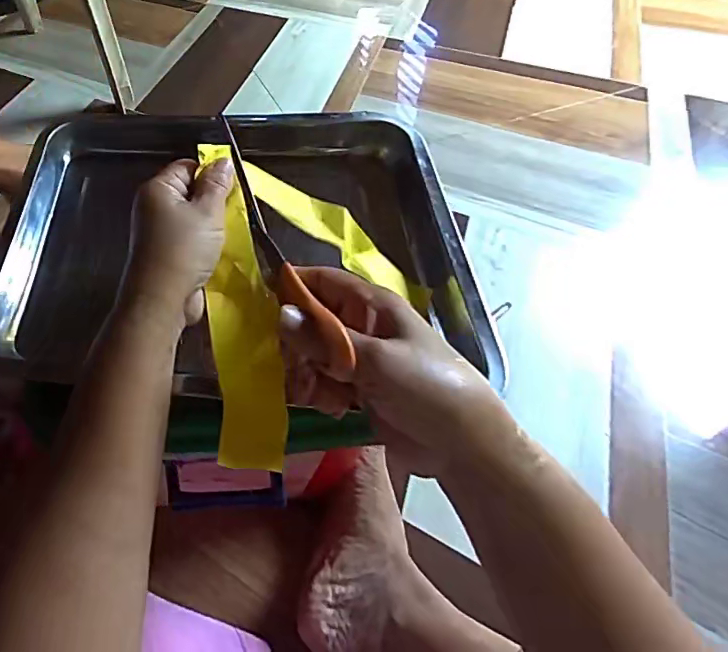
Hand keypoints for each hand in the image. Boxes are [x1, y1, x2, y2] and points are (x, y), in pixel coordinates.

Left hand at [121, 158, 234, 330]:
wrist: (163, 301)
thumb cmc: (181, 252)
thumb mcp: (208, 212)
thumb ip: (217, 185)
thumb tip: (223, 162)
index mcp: (158, 189)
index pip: (187, 166)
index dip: (210, 172)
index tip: (230, 185)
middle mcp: (153, 207)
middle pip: (190, 191)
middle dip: (213, 200)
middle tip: (229, 210)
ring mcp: (159, 231)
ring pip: (193, 216)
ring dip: (211, 224)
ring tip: (223, 233)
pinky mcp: (167, 252)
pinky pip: (190, 238)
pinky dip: (205, 242)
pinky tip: (216, 250)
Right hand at [279, 267, 504, 475]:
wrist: (465, 446)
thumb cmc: (426, 386)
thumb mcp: (376, 360)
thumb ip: (326, 339)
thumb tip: (280, 313)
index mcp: (370, 304)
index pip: (322, 281)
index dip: (292, 287)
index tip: (262, 305)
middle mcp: (361, 325)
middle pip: (309, 321)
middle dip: (296, 344)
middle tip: (295, 368)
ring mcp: (359, 358)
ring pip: (311, 354)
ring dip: (305, 373)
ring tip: (314, 395)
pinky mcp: (357, 388)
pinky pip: (322, 381)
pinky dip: (319, 393)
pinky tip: (331, 408)